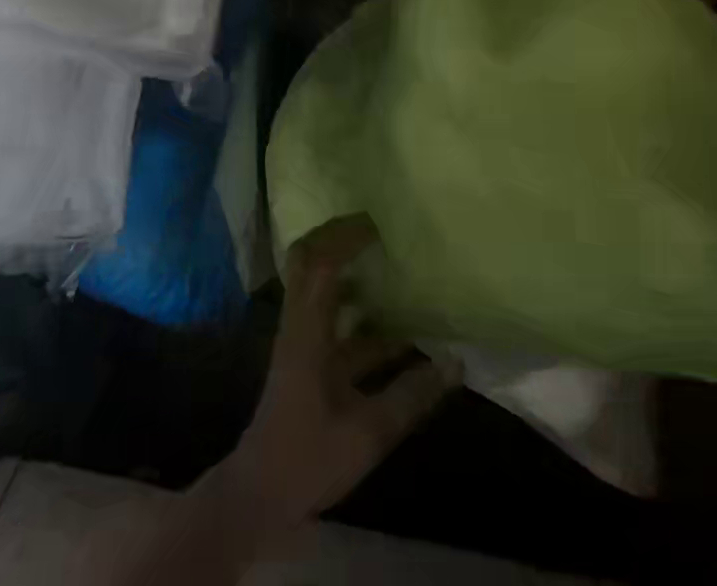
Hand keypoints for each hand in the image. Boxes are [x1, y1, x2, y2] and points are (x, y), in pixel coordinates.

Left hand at [217, 214, 460, 530]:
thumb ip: (412, 396)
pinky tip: (401, 330)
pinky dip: (363, 316)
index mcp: (307, 332)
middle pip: (309, 262)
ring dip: (352, 272)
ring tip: (395, 266)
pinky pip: (335, 322)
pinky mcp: (308, 360)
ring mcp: (302, 342)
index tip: (379, 222)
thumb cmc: (309, 458)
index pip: (319, 264)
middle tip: (379, 229)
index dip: (345, 237)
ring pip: (322, 290)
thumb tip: (455, 364)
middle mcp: (299, 326)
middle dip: (340, 239)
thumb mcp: (369, 431)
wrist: (261, 493)